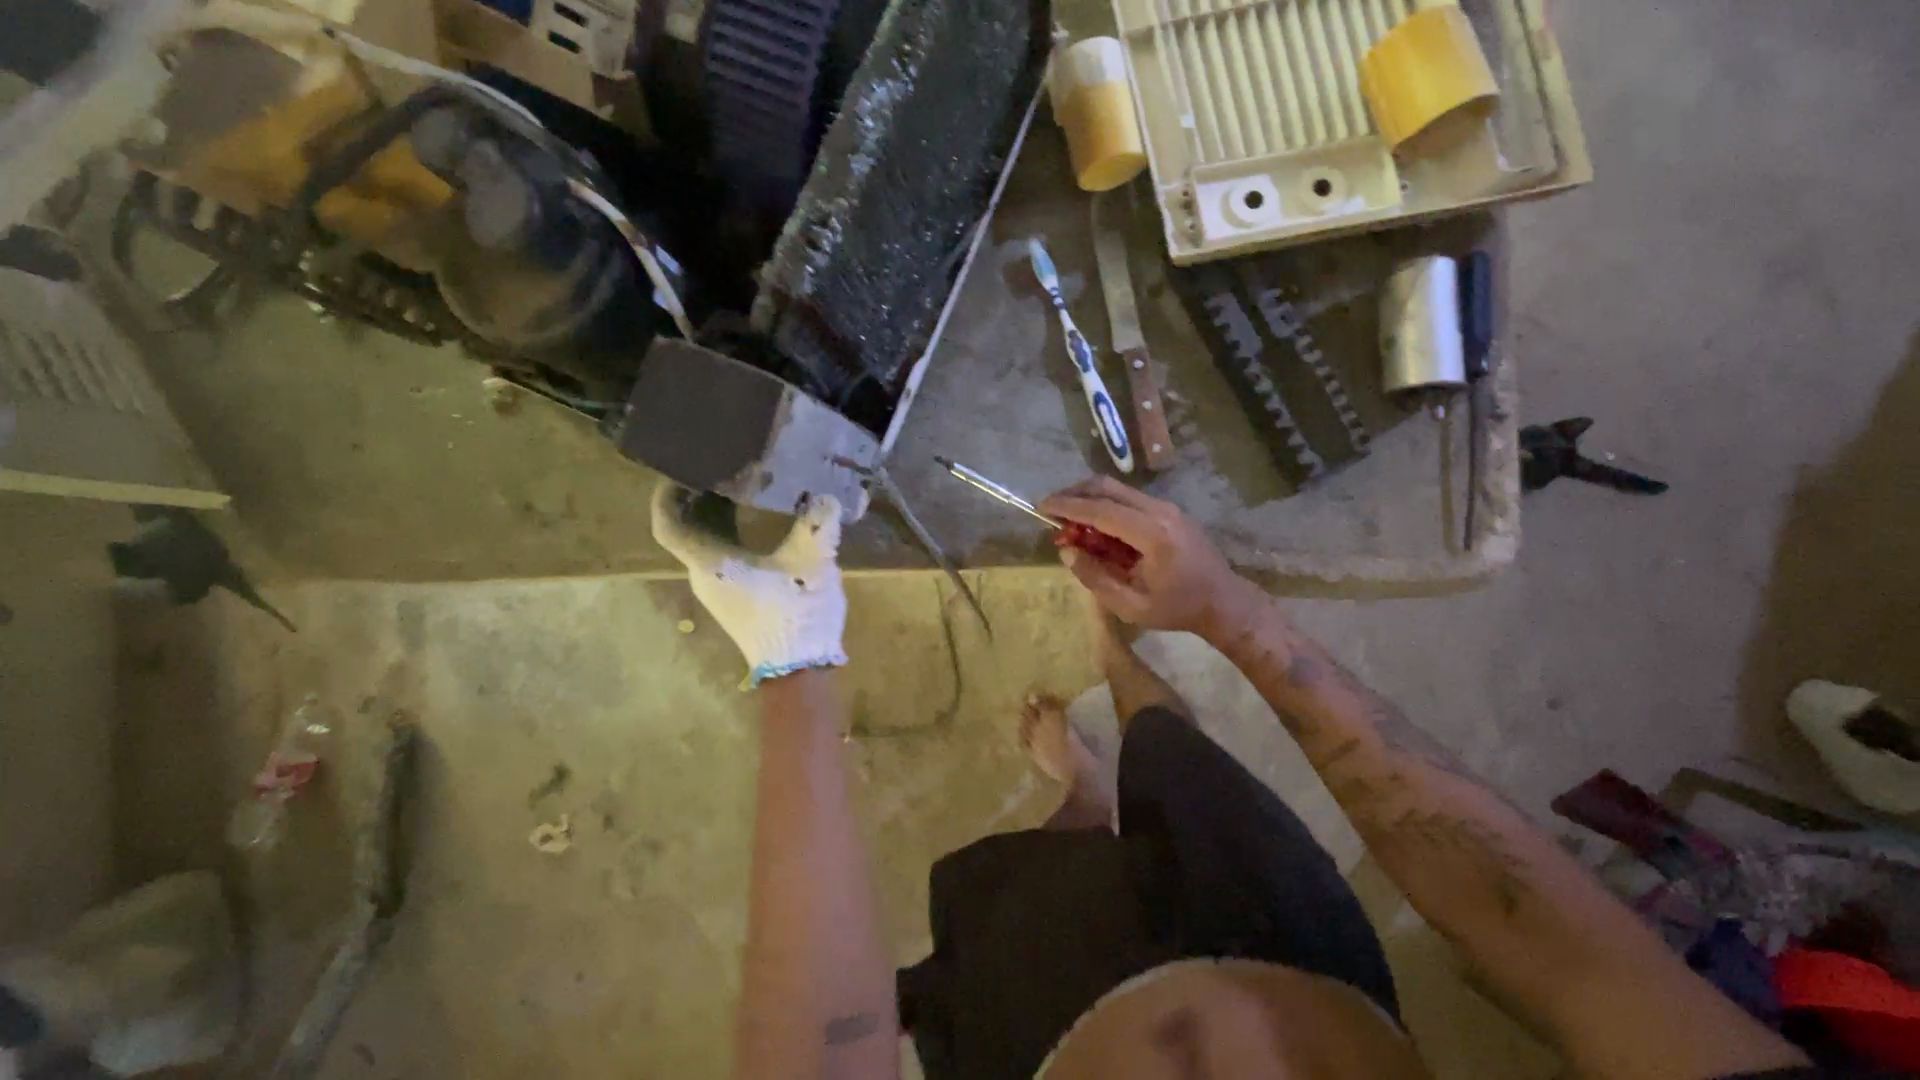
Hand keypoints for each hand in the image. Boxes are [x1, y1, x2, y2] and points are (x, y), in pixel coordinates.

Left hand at [651, 483, 848, 685]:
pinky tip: (756, 519)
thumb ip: (818, 523)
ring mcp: (717, 589)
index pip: (668, 525)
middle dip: (697, 497)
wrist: (799, 667)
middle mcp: (704, 575)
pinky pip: (719, 555)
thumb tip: (826, 496)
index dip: (667, 495)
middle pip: (685, 529)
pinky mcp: (734, 597)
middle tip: (718, 466)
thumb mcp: (811, 561)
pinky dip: (728, 532)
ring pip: (703, 543)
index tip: (680, 468)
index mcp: (710, 563)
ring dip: (714, 514)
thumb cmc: (794, 612)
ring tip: (739, 485)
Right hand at [1038, 477, 1253, 634]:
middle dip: (1075, 493)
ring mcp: (1168, 507)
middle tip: (1051, 509)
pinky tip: (1097, 527)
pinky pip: (1131, 499)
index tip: (1041, 507)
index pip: (1101, 510)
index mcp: (1152, 534)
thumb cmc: (1178, 609)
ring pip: (1119, 490)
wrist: (1224, 602)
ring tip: (1070, 521)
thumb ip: (1095, 577)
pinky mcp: (1170, 511)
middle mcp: (1161, 511)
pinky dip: (1107, 506)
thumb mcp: (1130, 605)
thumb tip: (1066, 550)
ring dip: (1091, 498)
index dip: (1068, 506)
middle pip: (1108, 487)